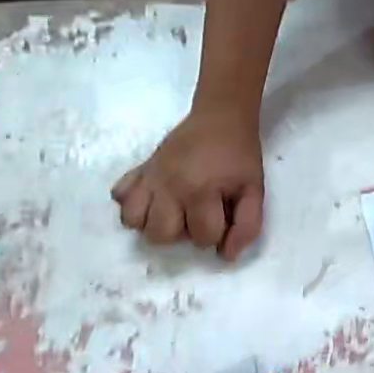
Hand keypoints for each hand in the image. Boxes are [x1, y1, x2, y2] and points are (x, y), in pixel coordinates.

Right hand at [112, 103, 264, 259]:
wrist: (222, 116)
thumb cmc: (240, 154)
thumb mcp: (254, 189)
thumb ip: (247, 225)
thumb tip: (227, 256)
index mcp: (200, 191)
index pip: (203, 238)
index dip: (218, 232)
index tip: (224, 213)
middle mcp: (169, 187)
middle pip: (160, 236)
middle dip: (182, 233)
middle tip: (197, 213)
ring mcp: (150, 178)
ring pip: (133, 221)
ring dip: (153, 222)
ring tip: (173, 209)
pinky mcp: (139, 169)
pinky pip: (119, 196)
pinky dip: (133, 203)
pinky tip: (154, 197)